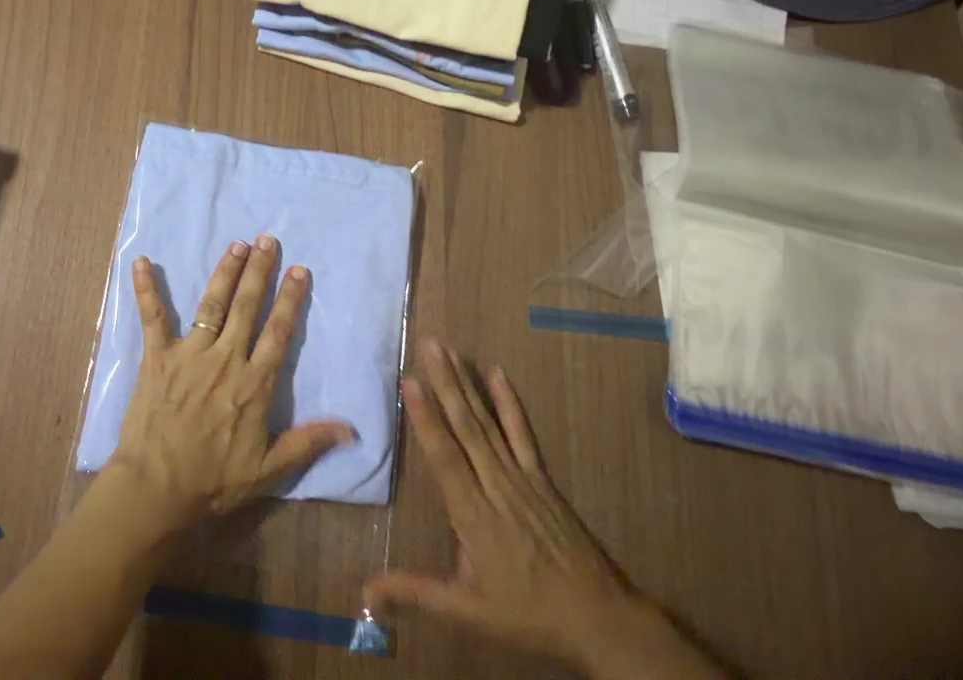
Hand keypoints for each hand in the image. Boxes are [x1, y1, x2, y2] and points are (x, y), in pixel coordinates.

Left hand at [105, 235, 355, 526]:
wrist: (157, 488)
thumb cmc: (213, 480)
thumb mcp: (269, 469)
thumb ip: (308, 442)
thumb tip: (351, 429)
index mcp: (254, 383)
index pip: (278, 332)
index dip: (290, 299)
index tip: (299, 270)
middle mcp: (225, 359)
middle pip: (247, 307)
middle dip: (259, 271)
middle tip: (267, 240)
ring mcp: (189, 355)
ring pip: (211, 305)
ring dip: (224, 273)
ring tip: (236, 245)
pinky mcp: (157, 358)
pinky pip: (152, 318)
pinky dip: (145, 289)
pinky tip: (141, 261)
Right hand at [365, 339, 636, 666]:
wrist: (598, 617)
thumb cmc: (526, 613)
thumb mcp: (466, 611)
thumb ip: (415, 594)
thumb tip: (364, 591)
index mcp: (473, 515)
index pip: (444, 457)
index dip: (425, 418)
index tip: (410, 381)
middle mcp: (496, 486)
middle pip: (466, 428)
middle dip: (446, 384)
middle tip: (430, 345)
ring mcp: (522, 479)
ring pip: (489, 424)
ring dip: (467, 386)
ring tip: (451, 351)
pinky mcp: (542, 480)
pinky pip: (523, 435)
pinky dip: (510, 404)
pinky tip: (498, 375)